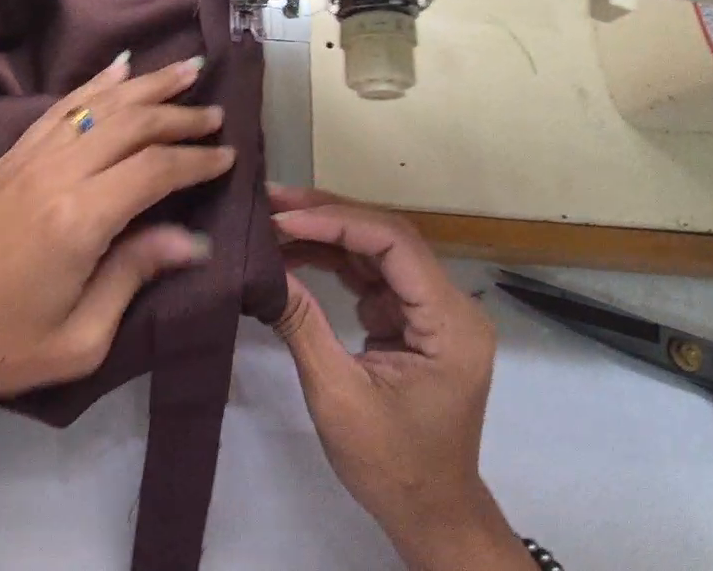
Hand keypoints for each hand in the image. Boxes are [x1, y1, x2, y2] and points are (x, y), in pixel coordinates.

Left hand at [0, 54, 232, 421]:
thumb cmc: (2, 347)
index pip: (154, 169)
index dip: (196, 160)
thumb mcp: (81, 336)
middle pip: (130, 124)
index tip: (229, 156)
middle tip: (218, 114)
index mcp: (78, 218)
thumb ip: (134, 274)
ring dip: (144, 85)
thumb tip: (192, 239)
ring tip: (185, 70)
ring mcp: (26, 158)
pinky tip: (115, 68)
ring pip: (96, 105)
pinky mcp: (7, 158)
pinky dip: (93, 85)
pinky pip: (58, 109)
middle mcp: (54, 173)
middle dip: (179, 115)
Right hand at [267, 187, 526, 570]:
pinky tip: (290, 249)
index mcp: (449, 324)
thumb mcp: (338, 396)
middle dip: (327, 214)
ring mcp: (428, 310)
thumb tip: (262, 272)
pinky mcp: (407, 319)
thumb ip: (303, 326)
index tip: (282, 219)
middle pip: (387, 237)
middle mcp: (448, 306)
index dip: (337, 221)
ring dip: (324, 231)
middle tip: (270, 200)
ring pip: (375, 250)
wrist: (428, 513)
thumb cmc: (390, 465)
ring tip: (271, 216)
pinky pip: (368, 274)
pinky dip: (328, 259)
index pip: (395, 245)